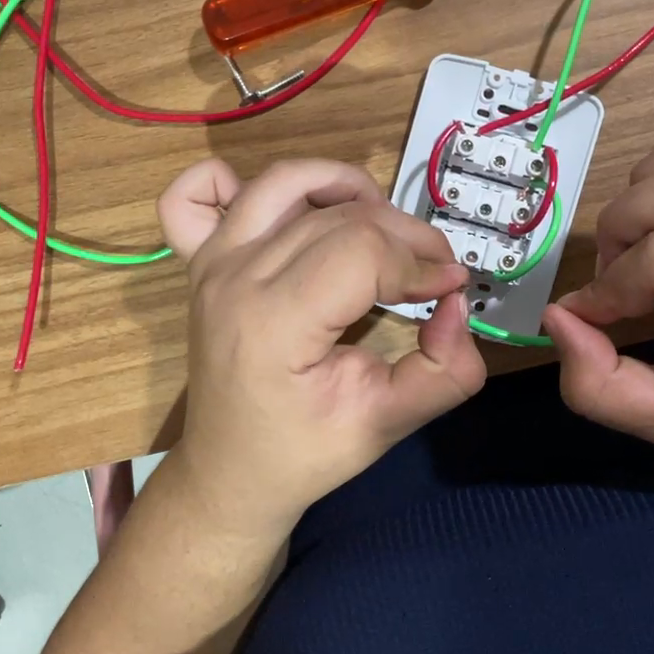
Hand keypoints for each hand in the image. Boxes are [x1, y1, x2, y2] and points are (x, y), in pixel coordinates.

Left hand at [157, 158, 487, 530]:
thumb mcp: (387, 426)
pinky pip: (198, 194)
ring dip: (344, 188)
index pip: (362, 252)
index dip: (420, 263)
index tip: (450, 289)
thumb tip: (456, 303)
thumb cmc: (304, 453)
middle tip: (436, 269)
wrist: (230, 473)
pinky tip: (286, 208)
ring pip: (286, 184)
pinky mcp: (201, 261)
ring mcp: (212, 263)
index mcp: (274, 324)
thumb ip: (445, 372)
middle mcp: (236, 278)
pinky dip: (234, 181)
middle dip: (405, 234)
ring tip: (381, 226)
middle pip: (338, 216)